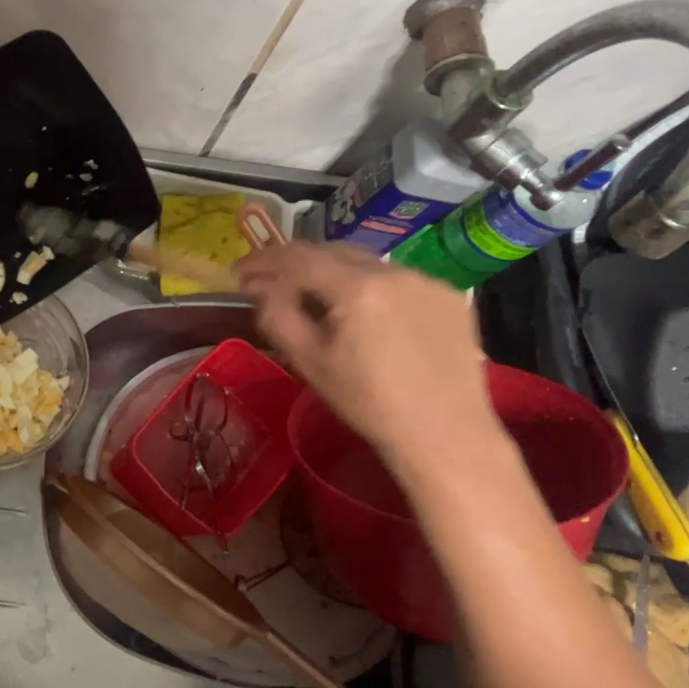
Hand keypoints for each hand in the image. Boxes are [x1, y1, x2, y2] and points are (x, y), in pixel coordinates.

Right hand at [235, 241, 495, 463]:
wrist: (444, 435)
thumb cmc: (367, 402)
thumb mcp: (309, 361)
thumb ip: (277, 314)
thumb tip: (259, 286)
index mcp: (357, 288)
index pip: (298, 257)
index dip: (263, 260)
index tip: (239, 271)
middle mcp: (395, 272)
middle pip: (332, 252)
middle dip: (296, 263)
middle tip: (270, 282)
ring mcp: (427, 281)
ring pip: (366, 264)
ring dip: (333, 273)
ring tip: (315, 297)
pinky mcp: (450, 296)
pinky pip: (397, 280)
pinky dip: (370, 287)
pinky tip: (363, 314)